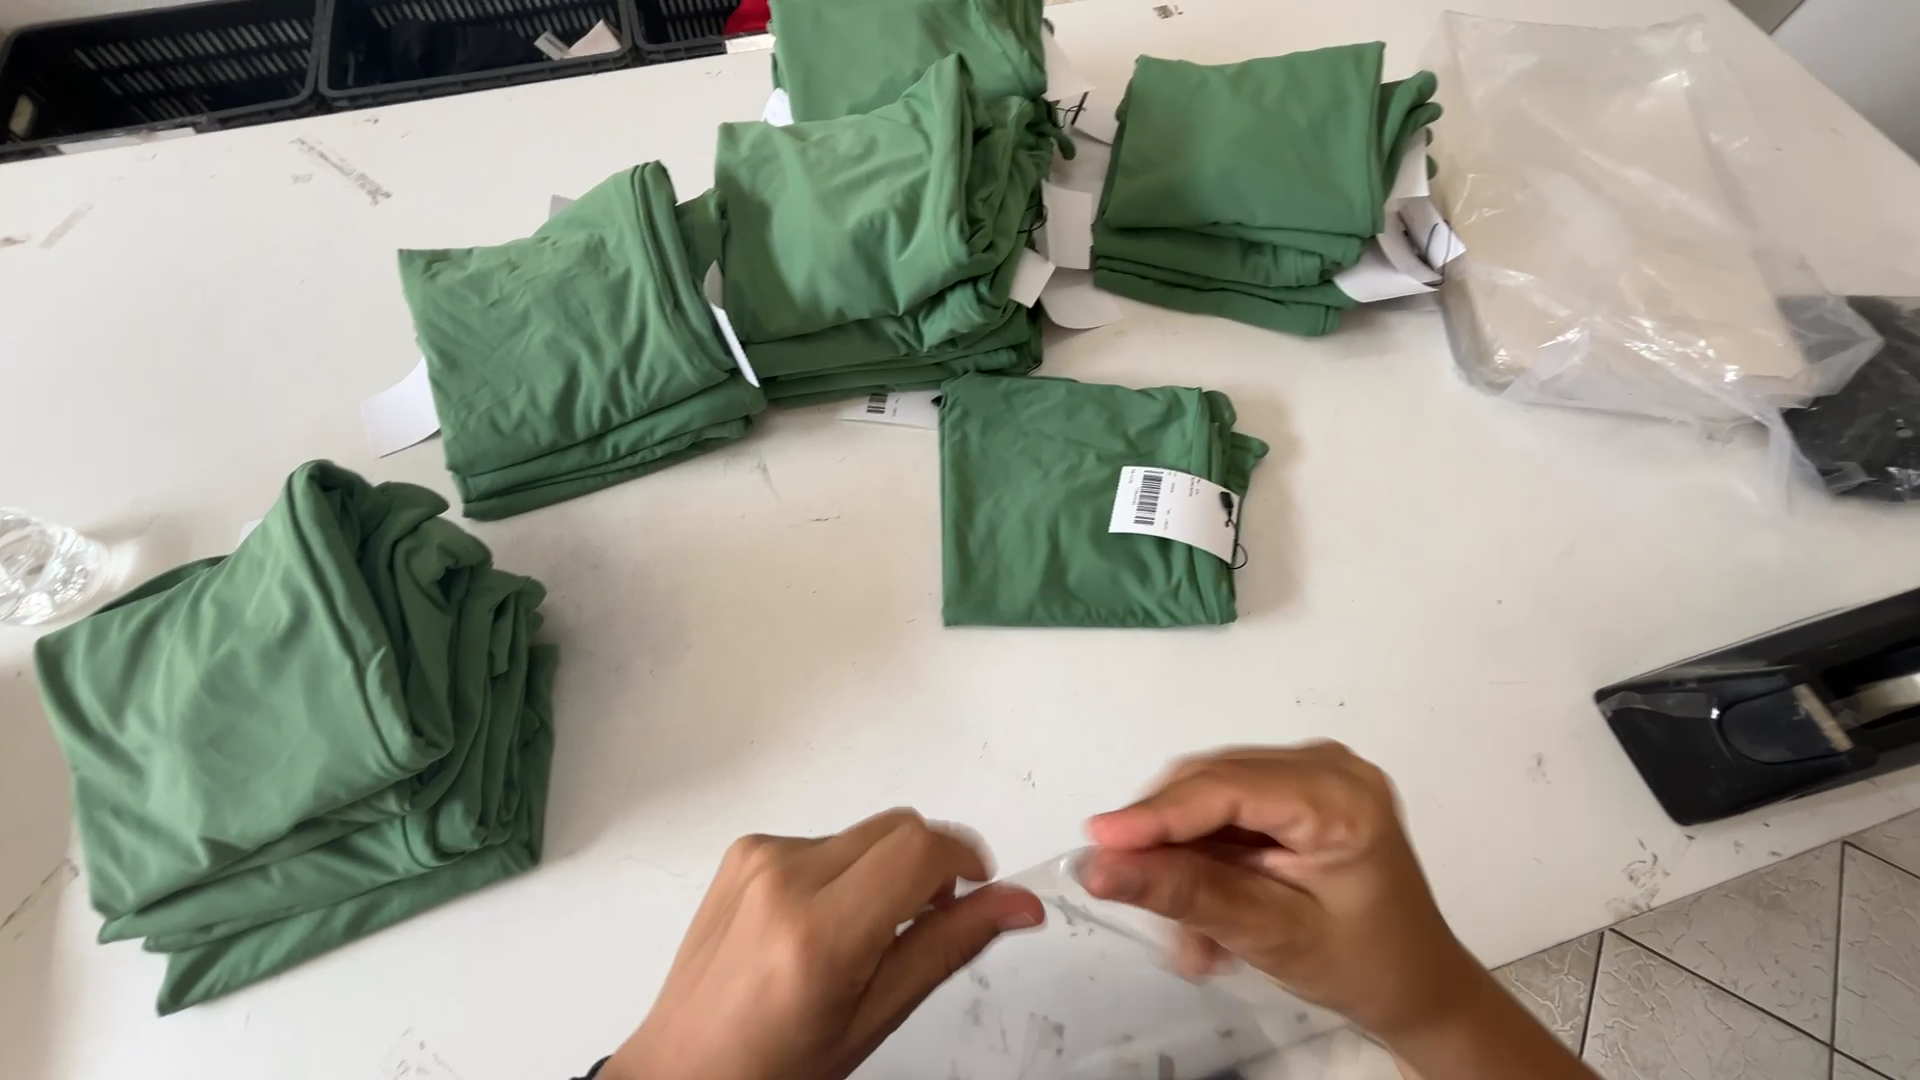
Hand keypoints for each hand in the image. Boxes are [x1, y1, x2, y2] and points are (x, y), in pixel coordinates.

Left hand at [600, 809, 1044, 1079]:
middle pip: (898, 828)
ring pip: (866, 833)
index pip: (918, 849)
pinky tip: (820, 920)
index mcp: (819, 933)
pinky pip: (826, 838)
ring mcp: (759, 857)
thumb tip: (1018, 903)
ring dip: (883, 869)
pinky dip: (844, 870)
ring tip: (860, 932)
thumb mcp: (874, 1018)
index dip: (964, 857)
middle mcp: (784, 878)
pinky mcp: (746, 848)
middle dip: (928, 865)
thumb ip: (949, 946)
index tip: (978, 885)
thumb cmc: (776, 1068)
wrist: (681, 1071)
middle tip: (922, 920)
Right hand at [1078, 742, 1474, 1042]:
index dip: (1156, 813)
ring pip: (1207, 794)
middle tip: (1131, 893)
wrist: (1419, 984)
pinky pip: (1224, 807)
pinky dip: (1201, 852)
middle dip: (1165, 840)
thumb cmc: (1361, 967)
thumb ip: (1185, 894)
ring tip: (1182, 928)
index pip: (1225, 788)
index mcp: (1340, 796)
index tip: (1095, 840)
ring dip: (1180, 853)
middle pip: (1210, 784)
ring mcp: (1310, 770)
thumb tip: (1098, 867)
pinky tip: (1202, 905)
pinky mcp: (1295, 786)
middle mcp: (1324, 764)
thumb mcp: (1270, 935)